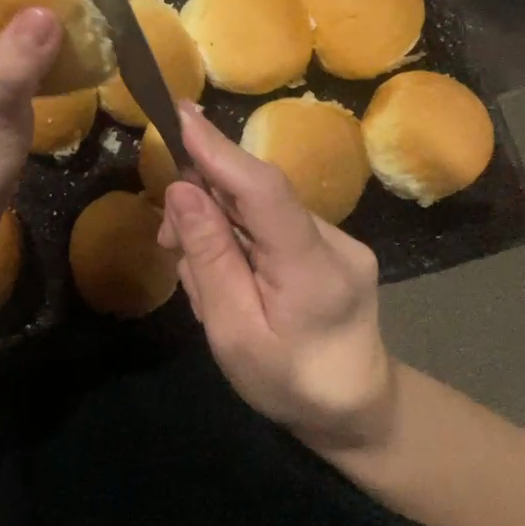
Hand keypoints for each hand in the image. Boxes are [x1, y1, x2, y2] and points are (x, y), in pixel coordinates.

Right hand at [157, 103, 397, 451]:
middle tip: (167, 244)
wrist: (357, 410)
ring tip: (202, 280)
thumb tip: (181, 189)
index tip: (178, 114)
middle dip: (200, 203)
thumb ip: (208, 258)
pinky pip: (266, 220)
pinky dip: (234, 235)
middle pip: (251, 193)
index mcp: (312, 269)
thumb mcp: (233, 332)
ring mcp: (336, 240)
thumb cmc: (288, 381)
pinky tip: (226, 273)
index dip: (218, 150)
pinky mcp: (328, 244)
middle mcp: (333, 241)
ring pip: (253, 206)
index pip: (263, 190)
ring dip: (214, 225)